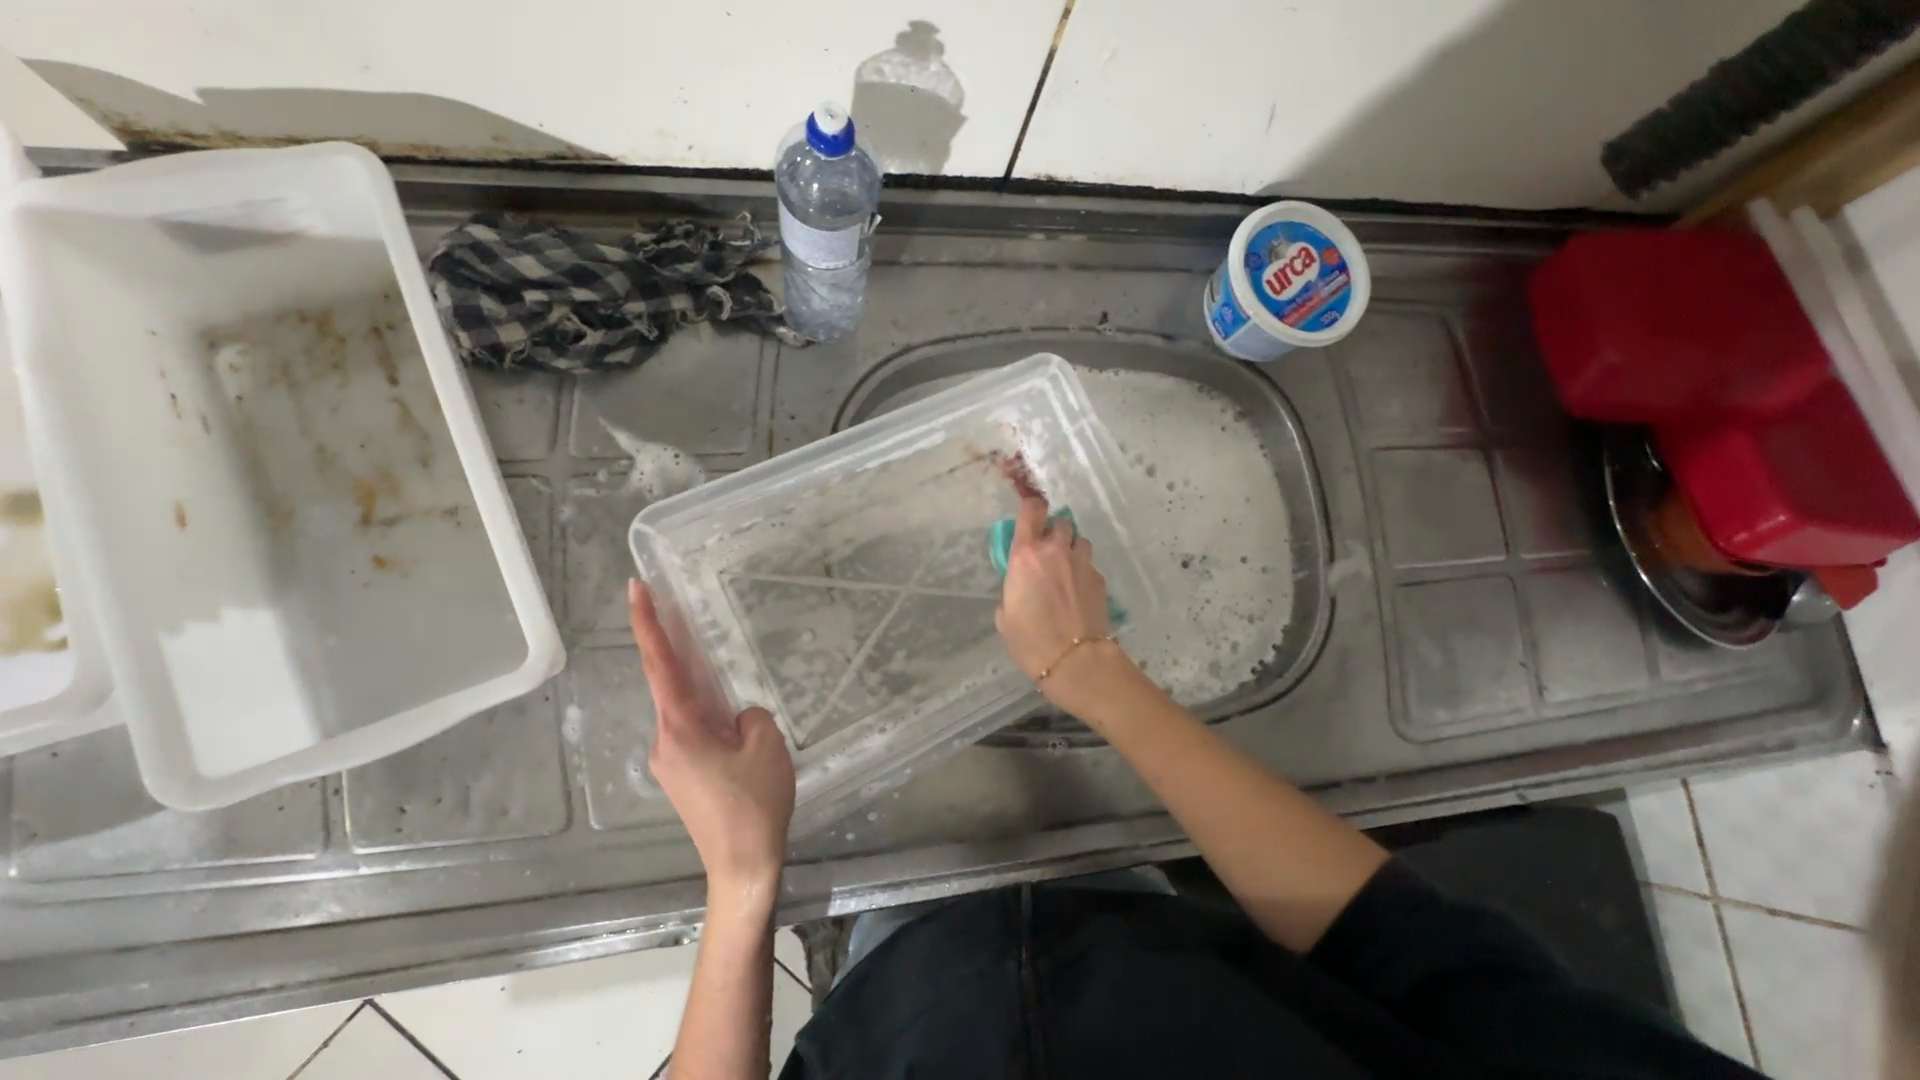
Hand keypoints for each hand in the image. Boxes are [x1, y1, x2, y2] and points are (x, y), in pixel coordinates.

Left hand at [628, 580, 794, 903]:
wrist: (743, 866)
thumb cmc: (755, 802)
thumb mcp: (766, 744)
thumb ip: (750, 715)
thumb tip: (737, 718)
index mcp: (680, 727)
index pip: (660, 664)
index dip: (648, 623)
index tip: (635, 588)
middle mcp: (664, 741)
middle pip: (670, 685)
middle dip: (677, 652)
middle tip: (682, 614)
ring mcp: (669, 763)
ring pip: (686, 713)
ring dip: (703, 696)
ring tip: (735, 700)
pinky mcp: (681, 779)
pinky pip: (692, 735)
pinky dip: (708, 720)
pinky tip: (736, 732)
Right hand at [995, 495, 1130, 705]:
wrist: (1075, 661)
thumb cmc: (1031, 641)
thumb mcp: (1005, 616)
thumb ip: (1013, 591)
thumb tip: (1021, 588)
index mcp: (1027, 555)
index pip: (1032, 511)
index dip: (1032, 508)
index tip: (1030, 515)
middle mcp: (1056, 551)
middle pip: (1061, 522)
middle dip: (1054, 532)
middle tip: (1047, 551)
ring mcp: (1082, 564)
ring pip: (1080, 541)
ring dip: (1072, 549)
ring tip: (1066, 570)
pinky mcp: (1100, 580)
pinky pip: (1090, 566)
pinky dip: (1083, 572)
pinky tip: (1079, 593)